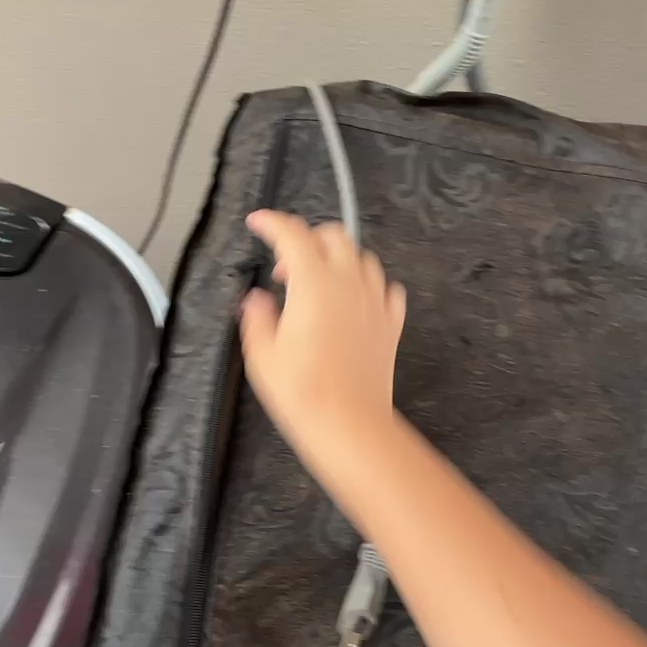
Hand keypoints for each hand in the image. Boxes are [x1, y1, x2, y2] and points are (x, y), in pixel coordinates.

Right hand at [239, 210, 406, 458]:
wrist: (348, 424)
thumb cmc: (306, 394)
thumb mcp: (262, 354)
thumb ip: (257, 316)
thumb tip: (256, 302)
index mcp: (313, 284)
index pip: (291, 233)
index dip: (271, 222)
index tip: (259, 223)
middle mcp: (349, 284)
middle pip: (333, 236)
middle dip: (307, 239)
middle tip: (286, 265)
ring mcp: (374, 302)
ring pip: (362, 258)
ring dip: (338, 260)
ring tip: (318, 283)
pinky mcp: (390, 324)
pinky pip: (386, 289)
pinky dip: (368, 286)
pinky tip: (354, 302)